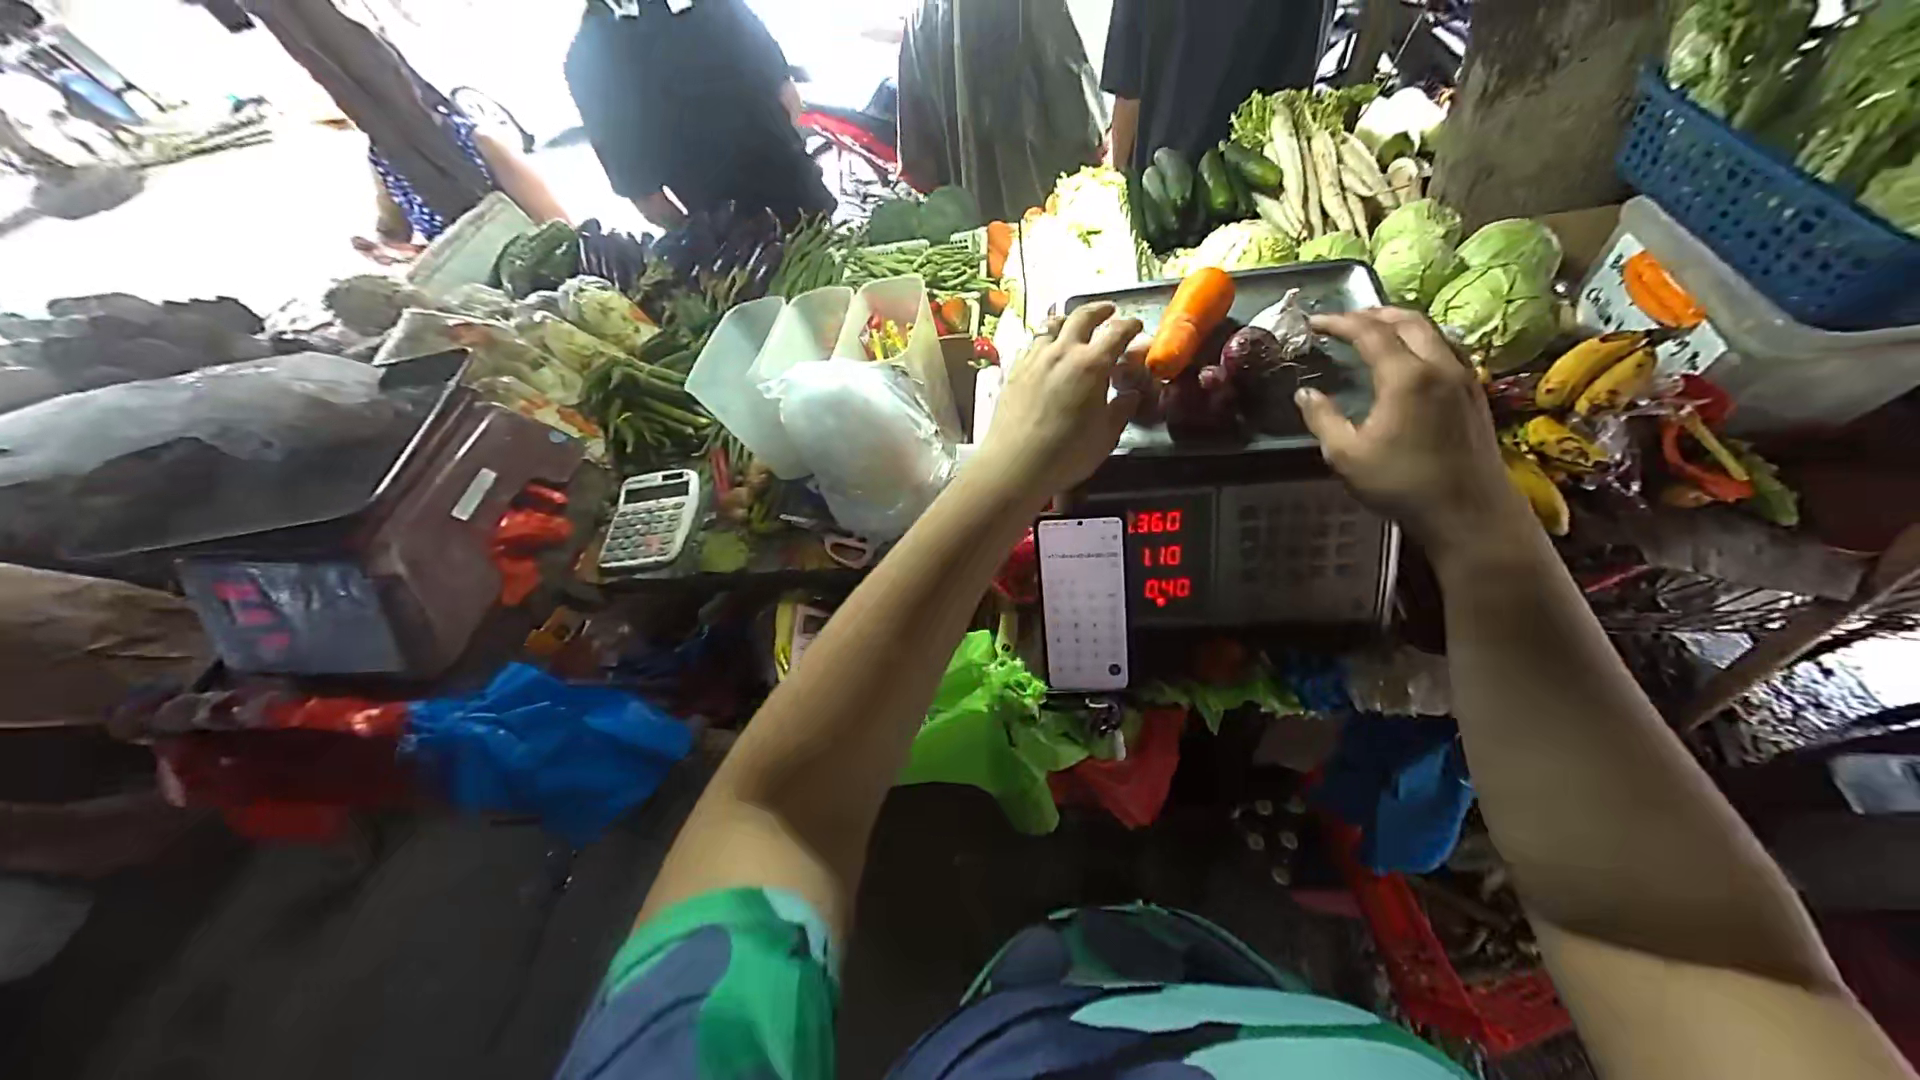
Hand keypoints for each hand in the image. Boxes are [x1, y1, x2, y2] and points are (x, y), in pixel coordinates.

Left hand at [975, 302, 1140, 505]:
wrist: (1014, 464)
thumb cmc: (1066, 454)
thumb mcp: (1105, 436)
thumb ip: (1120, 410)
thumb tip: (1130, 396)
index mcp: (1092, 364)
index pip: (1117, 332)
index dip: (1130, 326)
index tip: (1136, 326)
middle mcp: (1062, 352)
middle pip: (1082, 316)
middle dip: (1099, 310)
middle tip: (1108, 311)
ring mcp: (1034, 359)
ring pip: (1051, 325)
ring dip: (1067, 320)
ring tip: (1072, 324)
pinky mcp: (1013, 371)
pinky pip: (1031, 344)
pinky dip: (1043, 339)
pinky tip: (1044, 350)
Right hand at [1296, 308, 1528, 560]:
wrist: (1469, 512)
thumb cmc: (1401, 484)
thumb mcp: (1346, 455)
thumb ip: (1323, 419)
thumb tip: (1306, 393)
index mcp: (1406, 376)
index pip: (1370, 333)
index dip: (1340, 322)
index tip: (1315, 322)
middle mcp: (1440, 366)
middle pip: (1408, 321)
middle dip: (1373, 314)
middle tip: (1345, 319)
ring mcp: (1464, 378)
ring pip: (1432, 333)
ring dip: (1400, 325)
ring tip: (1375, 331)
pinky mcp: (1475, 394)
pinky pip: (1446, 350)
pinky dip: (1420, 342)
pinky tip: (1409, 359)